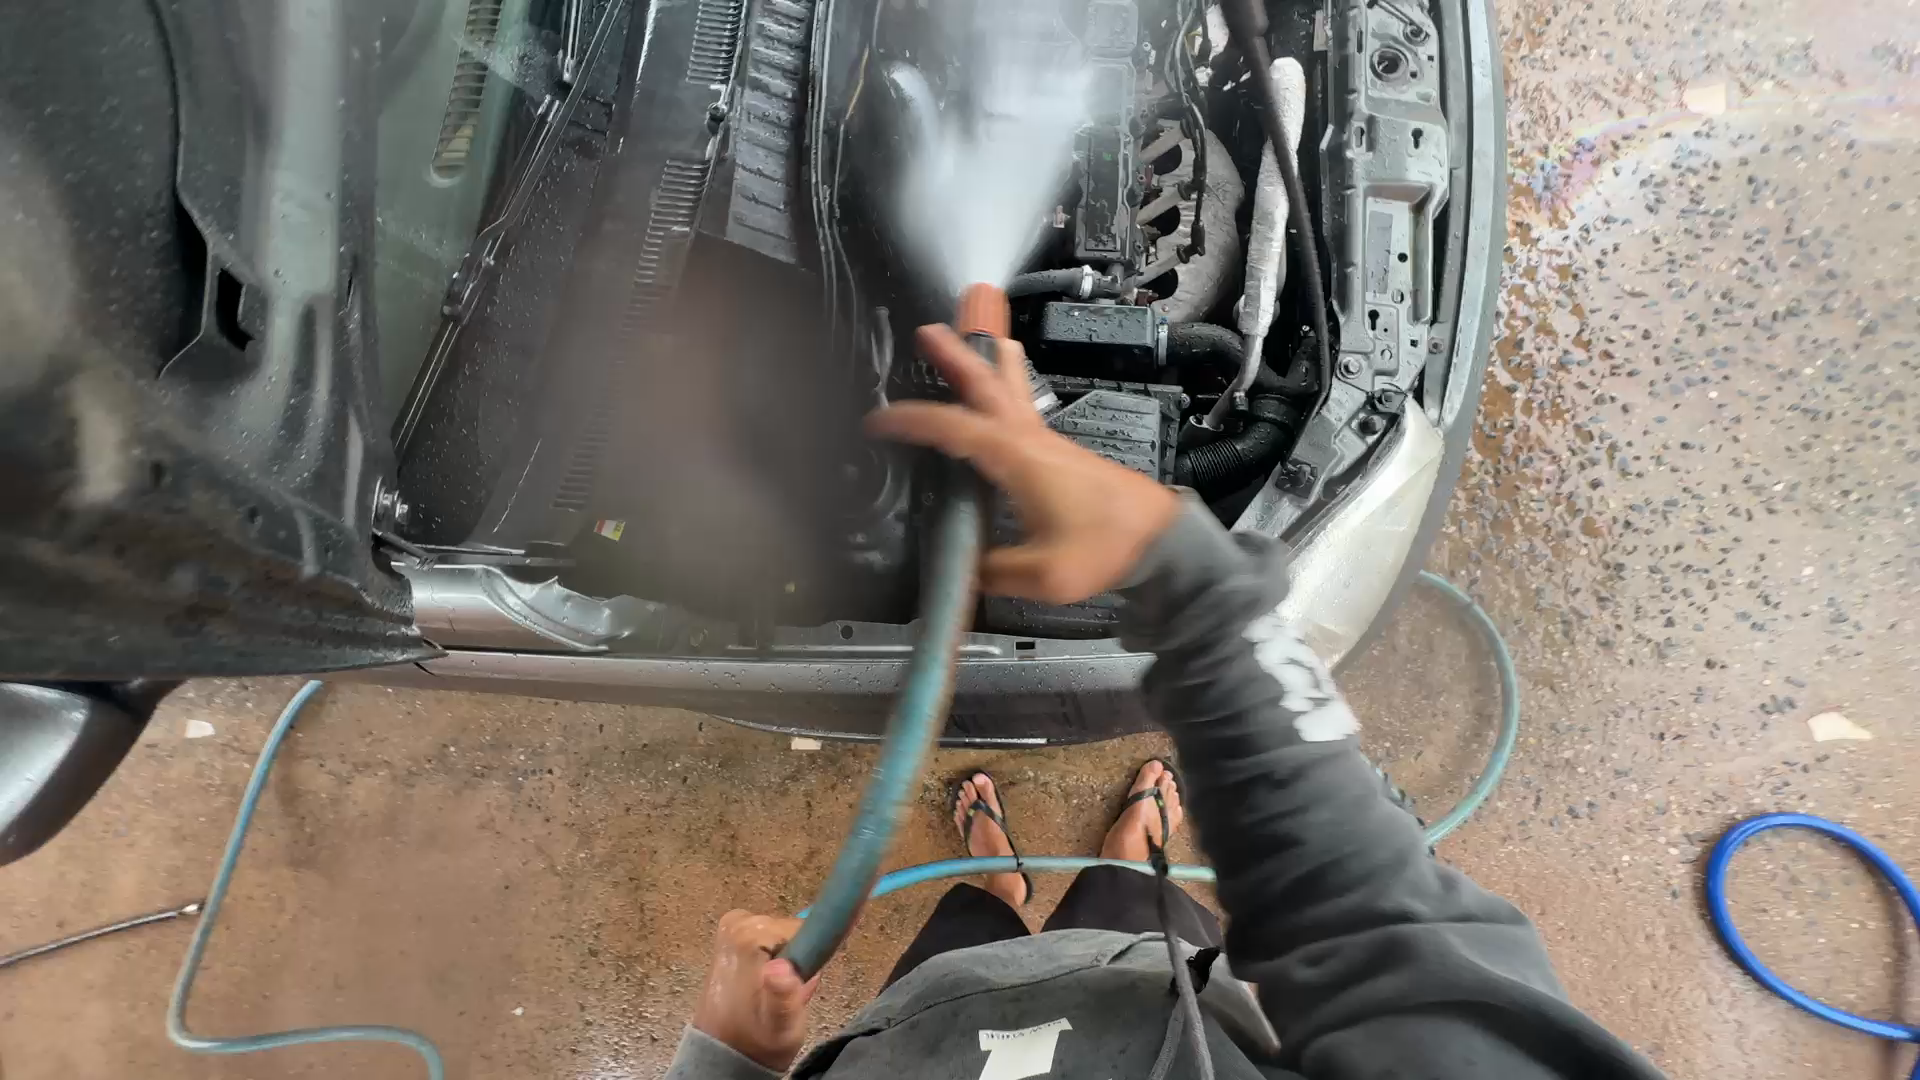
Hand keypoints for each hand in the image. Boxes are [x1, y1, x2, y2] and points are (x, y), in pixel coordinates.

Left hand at [692, 911, 818, 1070]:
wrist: (722, 1058)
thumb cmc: (755, 1042)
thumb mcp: (780, 1026)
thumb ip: (785, 996)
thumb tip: (781, 967)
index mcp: (747, 936)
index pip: (799, 930)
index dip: (804, 959)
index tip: (796, 985)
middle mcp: (735, 924)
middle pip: (786, 931)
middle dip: (792, 960)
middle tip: (784, 993)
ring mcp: (728, 929)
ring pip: (777, 936)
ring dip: (782, 961)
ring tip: (771, 993)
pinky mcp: (726, 938)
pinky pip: (765, 938)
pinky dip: (769, 959)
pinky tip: (762, 984)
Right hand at [867, 325, 1182, 603]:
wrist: (1159, 540)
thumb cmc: (1106, 547)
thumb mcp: (1042, 574)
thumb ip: (994, 571)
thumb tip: (966, 570)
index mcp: (1017, 460)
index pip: (954, 428)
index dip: (912, 421)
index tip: (878, 420)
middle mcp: (1030, 440)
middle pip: (988, 385)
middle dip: (958, 355)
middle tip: (929, 331)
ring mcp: (1046, 443)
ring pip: (1010, 389)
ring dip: (988, 361)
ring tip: (974, 337)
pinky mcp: (1058, 453)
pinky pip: (1023, 409)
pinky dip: (1005, 389)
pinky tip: (1002, 396)